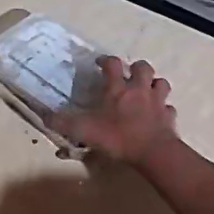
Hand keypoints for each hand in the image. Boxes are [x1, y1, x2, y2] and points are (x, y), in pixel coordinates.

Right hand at [55, 57, 178, 162]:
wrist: (153, 152)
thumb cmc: (117, 137)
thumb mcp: (84, 130)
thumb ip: (63, 123)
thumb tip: (44, 116)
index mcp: (117, 89)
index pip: (112, 64)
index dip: (106, 60)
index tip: (100, 63)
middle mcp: (139, 90)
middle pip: (142, 67)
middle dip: (136, 67)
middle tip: (129, 75)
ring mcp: (157, 102)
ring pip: (161, 83)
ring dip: (154, 84)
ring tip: (147, 90)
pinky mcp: (169, 117)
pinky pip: (169, 108)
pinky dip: (164, 109)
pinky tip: (159, 115)